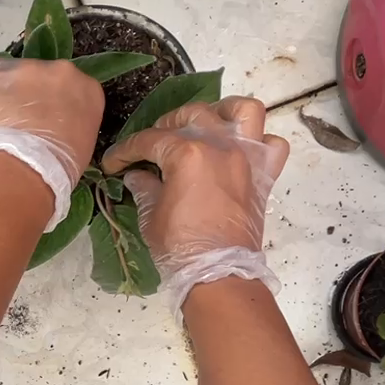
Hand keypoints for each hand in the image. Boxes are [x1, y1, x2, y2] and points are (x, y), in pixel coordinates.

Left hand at [0, 59, 104, 194]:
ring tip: (3, 124)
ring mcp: (30, 68)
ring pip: (18, 77)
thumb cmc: (57, 171)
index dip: (58, 106)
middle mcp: (63, 71)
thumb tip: (59, 127)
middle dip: (35, 96)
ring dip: (11, 95)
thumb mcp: (81, 147)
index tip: (48, 122)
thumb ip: (73, 125)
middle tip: (23, 124)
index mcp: (89, 90)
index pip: (75, 91)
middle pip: (46, 78)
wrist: (21, 171)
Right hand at [101, 97, 289, 266]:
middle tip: (151, 145)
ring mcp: (247, 157)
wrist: (218, 273)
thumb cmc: (180, 248)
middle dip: (164, 126)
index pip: (150, 141)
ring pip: (242, 111)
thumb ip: (144, 188)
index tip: (112, 163)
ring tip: (205, 124)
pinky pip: (272, 143)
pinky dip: (259, 140)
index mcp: (188, 155)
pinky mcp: (265, 175)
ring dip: (222, 111)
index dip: (125, 151)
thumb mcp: (150, 217)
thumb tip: (137, 175)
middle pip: (191, 116)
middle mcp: (221, 146)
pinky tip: (240, 150)